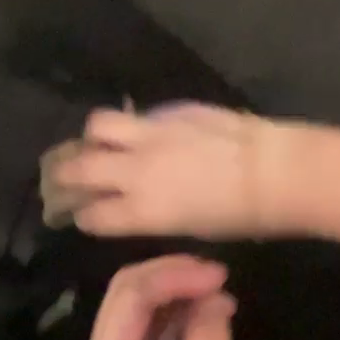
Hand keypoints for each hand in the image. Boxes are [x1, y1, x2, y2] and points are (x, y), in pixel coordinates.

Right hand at [55, 104, 287, 237]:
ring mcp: (151, 135)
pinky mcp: (171, 112)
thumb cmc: (241, 216)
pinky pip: (137, 114)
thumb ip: (153, 213)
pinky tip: (140, 129)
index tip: (83, 213)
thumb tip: (137, 204)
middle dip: (66, 174)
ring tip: (100, 141)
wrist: (273, 171)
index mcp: (141, 211)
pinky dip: (131, 123)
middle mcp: (135, 172)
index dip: (84, 215)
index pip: (92, 215)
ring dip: (93, 136)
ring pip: (98, 125)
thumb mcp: (189, 228)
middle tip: (66, 175)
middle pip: (80, 168)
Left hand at [77, 256, 245, 339]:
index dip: (171, 275)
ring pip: (139, 307)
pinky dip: (182, 313)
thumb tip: (215, 295)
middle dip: (172, 276)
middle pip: (126, 295)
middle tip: (221, 277)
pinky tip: (214, 314)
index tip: (220, 274)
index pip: (127, 300)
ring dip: (178, 292)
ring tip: (223, 295)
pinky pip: (154, 330)